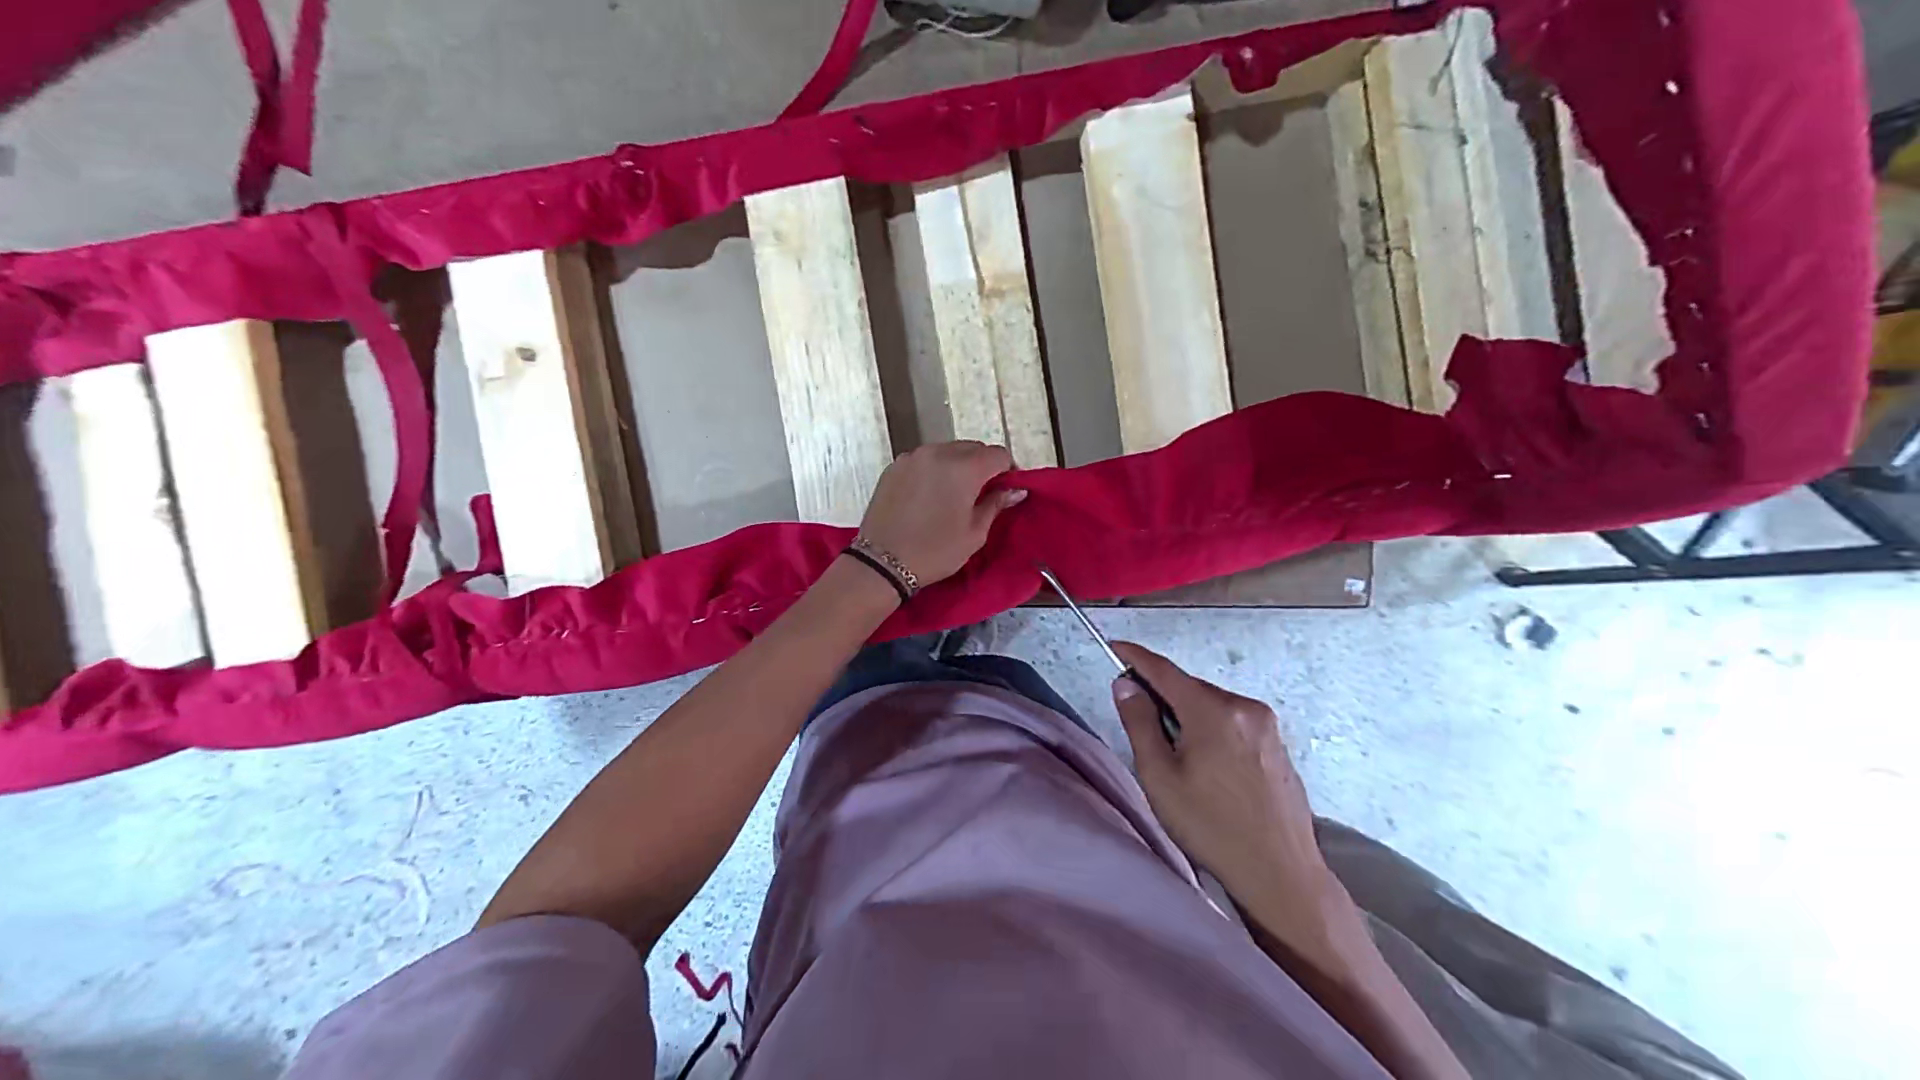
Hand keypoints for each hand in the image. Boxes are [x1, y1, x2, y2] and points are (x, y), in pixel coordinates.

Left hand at [858, 441, 1026, 586]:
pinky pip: (924, 460)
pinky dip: (934, 470)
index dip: (1008, 470)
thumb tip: (1015, 490)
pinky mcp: (894, 466)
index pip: (998, 454)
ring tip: (955, 494)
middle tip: (983, 493)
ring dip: (958, 465)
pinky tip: (931, 494)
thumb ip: (996, 504)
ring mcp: (913, 457)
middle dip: (983, 466)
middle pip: (972, 448)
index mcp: (963, 468)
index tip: (1007, 488)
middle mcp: (938, 453)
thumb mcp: (974, 533)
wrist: (882, 562)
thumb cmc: (935, 551)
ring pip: (947, 451)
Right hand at [1110, 643, 1326, 901]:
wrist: (1281, 873)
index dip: (1136, 657)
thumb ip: (1139, 723)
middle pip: (1189, 687)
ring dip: (1187, 715)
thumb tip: (1126, 685)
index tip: (1115, 647)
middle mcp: (1244, 707)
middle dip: (1162, 696)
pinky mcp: (1277, 744)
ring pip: (1211, 705)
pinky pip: (1232, 721)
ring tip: (1177, 758)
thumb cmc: (1211, 827)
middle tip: (1142, 727)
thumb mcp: (1159, 776)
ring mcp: (1267, 725)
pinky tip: (1207, 767)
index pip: (1164, 670)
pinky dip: (1211, 728)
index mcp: (1213, 711)